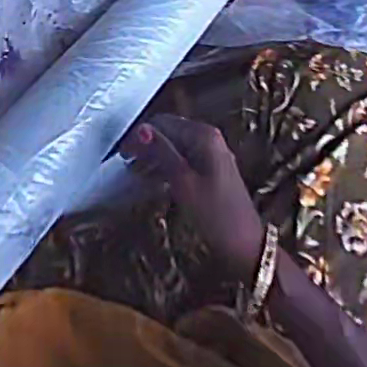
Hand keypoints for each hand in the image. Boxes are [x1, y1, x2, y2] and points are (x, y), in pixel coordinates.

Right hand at [119, 114, 266, 281]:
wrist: (245, 245)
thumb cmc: (214, 213)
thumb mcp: (183, 182)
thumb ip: (161, 152)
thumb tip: (139, 128)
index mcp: (203, 135)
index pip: (163, 122)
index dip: (140, 134)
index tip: (120, 152)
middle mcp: (209, 137)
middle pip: (169, 131)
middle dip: (146, 143)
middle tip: (124, 162)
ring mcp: (212, 152)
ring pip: (175, 145)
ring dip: (154, 155)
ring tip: (133, 171)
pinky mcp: (211, 168)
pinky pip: (183, 158)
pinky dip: (166, 165)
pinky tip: (152, 178)